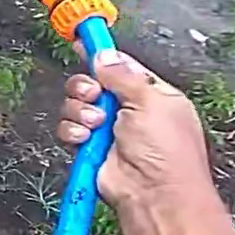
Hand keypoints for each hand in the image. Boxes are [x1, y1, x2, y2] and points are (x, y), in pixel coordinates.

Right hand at [54, 48, 216, 215]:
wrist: (152, 193)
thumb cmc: (165, 151)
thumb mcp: (150, 101)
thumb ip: (123, 75)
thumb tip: (105, 55)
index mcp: (151, 94)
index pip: (122, 67)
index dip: (102, 56)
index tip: (83, 41)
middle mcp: (128, 110)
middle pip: (92, 84)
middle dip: (87, 88)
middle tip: (95, 96)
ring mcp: (107, 130)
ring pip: (75, 105)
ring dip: (80, 111)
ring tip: (96, 124)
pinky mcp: (89, 148)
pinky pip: (68, 128)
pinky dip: (73, 131)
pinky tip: (85, 139)